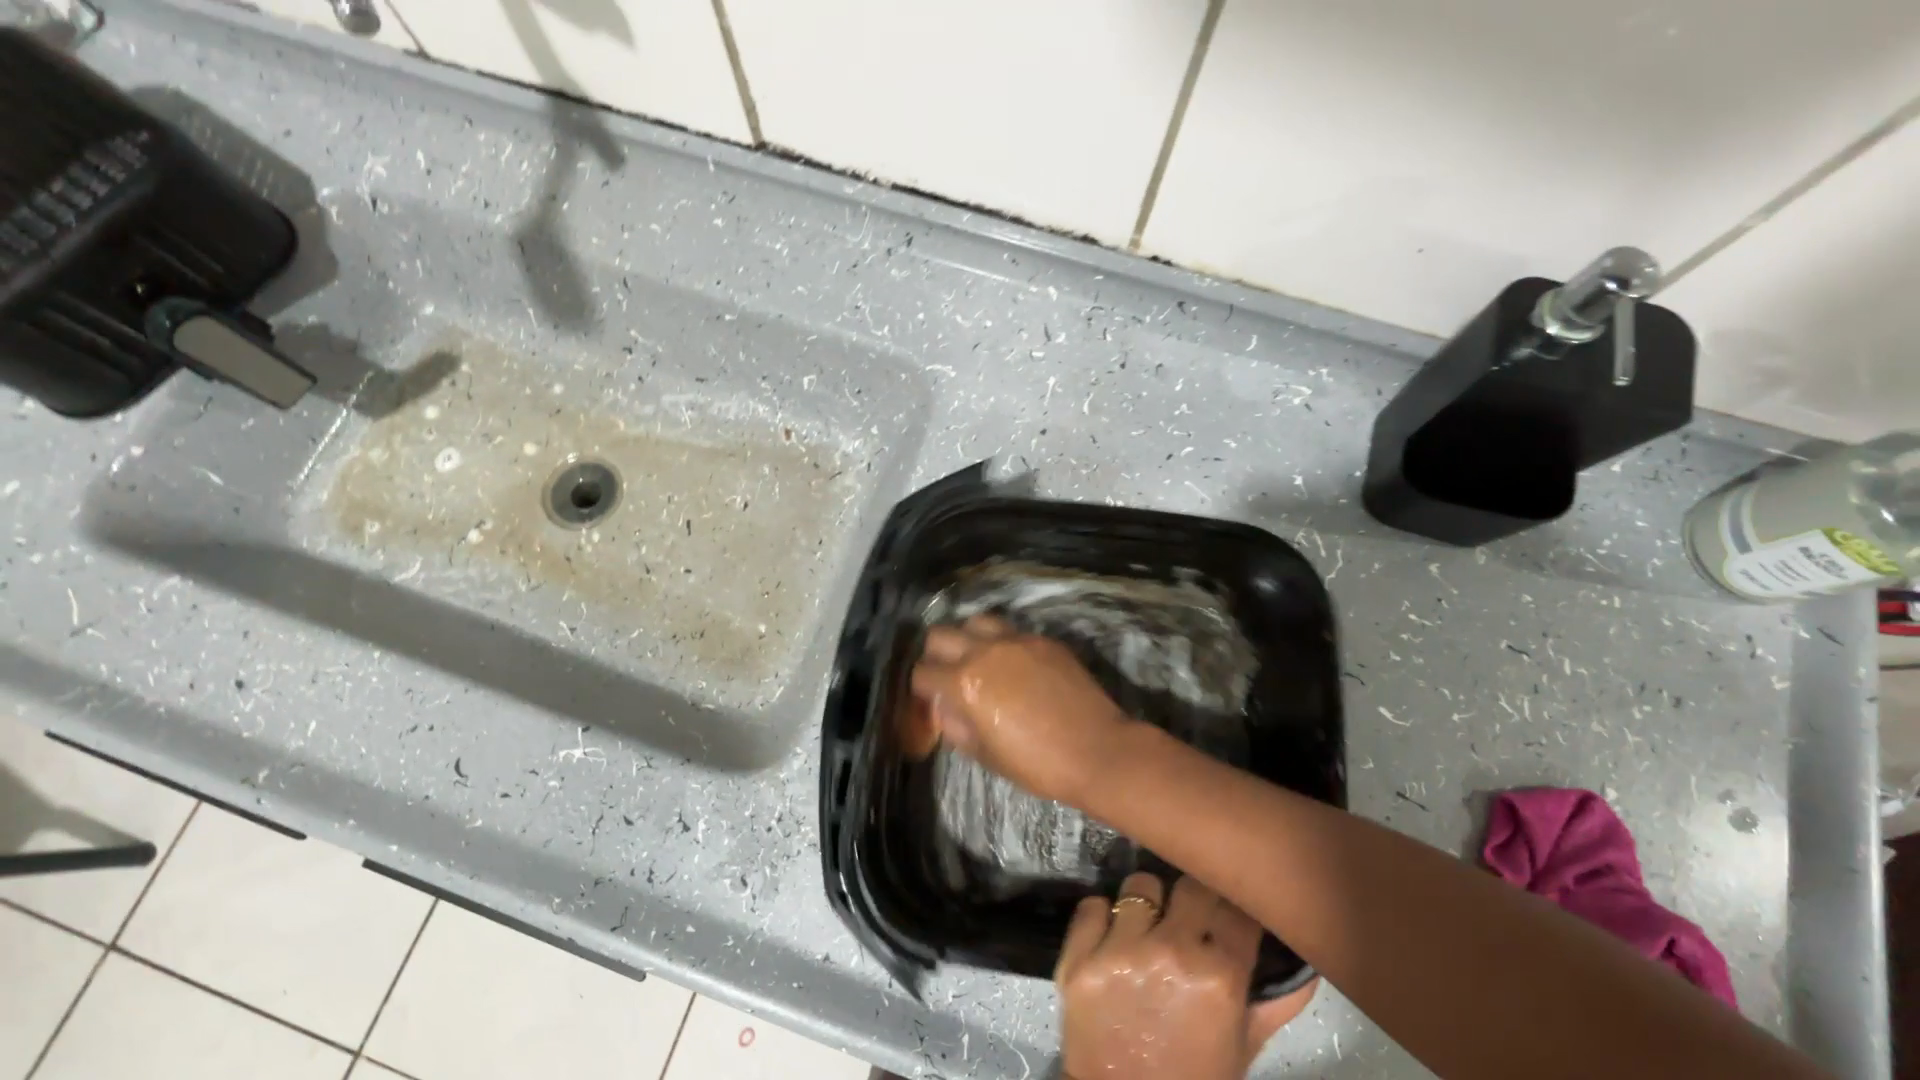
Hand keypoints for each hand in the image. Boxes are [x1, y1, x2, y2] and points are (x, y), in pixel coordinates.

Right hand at [910, 614, 1138, 803]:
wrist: (1097, 751)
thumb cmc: (1036, 764)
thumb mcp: (983, 754)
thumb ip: (954, 725)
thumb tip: (944, 708)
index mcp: (964, 682)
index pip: (922, 673)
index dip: (920, 690)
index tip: (928, 702)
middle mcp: (985, 651)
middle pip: (940, 634)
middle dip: (936, 656)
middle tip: (947, 678)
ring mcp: (1018, 640)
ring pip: (977, 622)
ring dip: (969, 639)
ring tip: (979, 662)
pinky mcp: (1045, 640)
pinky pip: (1013, 632)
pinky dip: (1003, 645)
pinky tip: (1015, 667)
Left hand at [1057, 873, 1317, 1079]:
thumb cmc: (1195, 1074)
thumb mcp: (1245, 1043)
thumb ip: (1279, 1001)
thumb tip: (1306, 961)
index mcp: (1220, 974)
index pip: (1235, 905)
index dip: (1233, 905)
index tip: (1227, 910)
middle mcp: (1171, 952)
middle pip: (1189, 884)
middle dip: (1193, 898)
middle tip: (1189, 915)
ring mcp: (1120, 952)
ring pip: (1139, 886)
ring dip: (1146, 904)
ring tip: (1146, 927)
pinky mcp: (1078, 960)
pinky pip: (1092, 906)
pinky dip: (1102, 918)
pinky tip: (1111, 938)